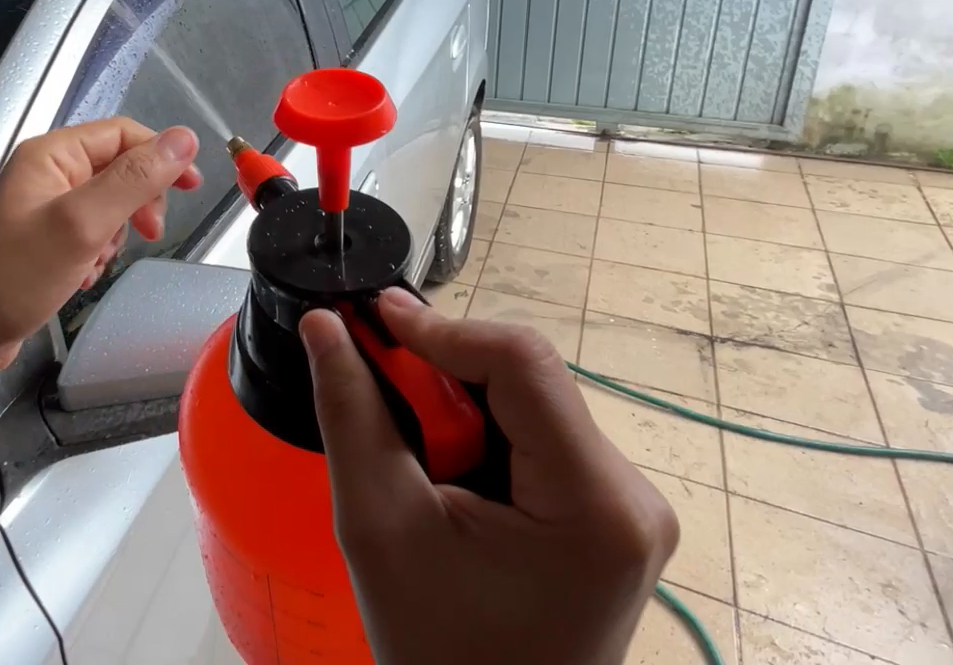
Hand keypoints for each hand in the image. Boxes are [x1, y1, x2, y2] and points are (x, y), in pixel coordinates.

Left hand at [0, 118, 201, 365]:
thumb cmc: (8, 279)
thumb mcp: (82, 224)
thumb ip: (135, 179)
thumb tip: (182, 141)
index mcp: (50, 155)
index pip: (123, 134)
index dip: (162, 156)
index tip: (192, 185)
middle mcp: (45, 173)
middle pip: (118, 169)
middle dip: (138, 203)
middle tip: (148, 232)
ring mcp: (42, 207)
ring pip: (107, 206)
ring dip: (115, 235)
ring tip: (95, 262)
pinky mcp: (42, 238)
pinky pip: (89, 233)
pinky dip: (96, 253)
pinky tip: (82, 275)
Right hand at [301, 289, 677, 664]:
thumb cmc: (435, 644)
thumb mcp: (377, 524)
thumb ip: (350, 412)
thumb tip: (323, 322)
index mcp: (593, 501)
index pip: (522, 360)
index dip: (440, 328)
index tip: (368, 320)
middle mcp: (629, 491)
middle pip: (524, 377)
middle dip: (439, 372)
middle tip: (373, 389)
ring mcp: (625, 503)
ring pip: (524, 398)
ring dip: (453, 403)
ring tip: (406, 448)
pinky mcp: (606, 511)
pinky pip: (533, 431)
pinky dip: (475, 430)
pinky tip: (441, 468)